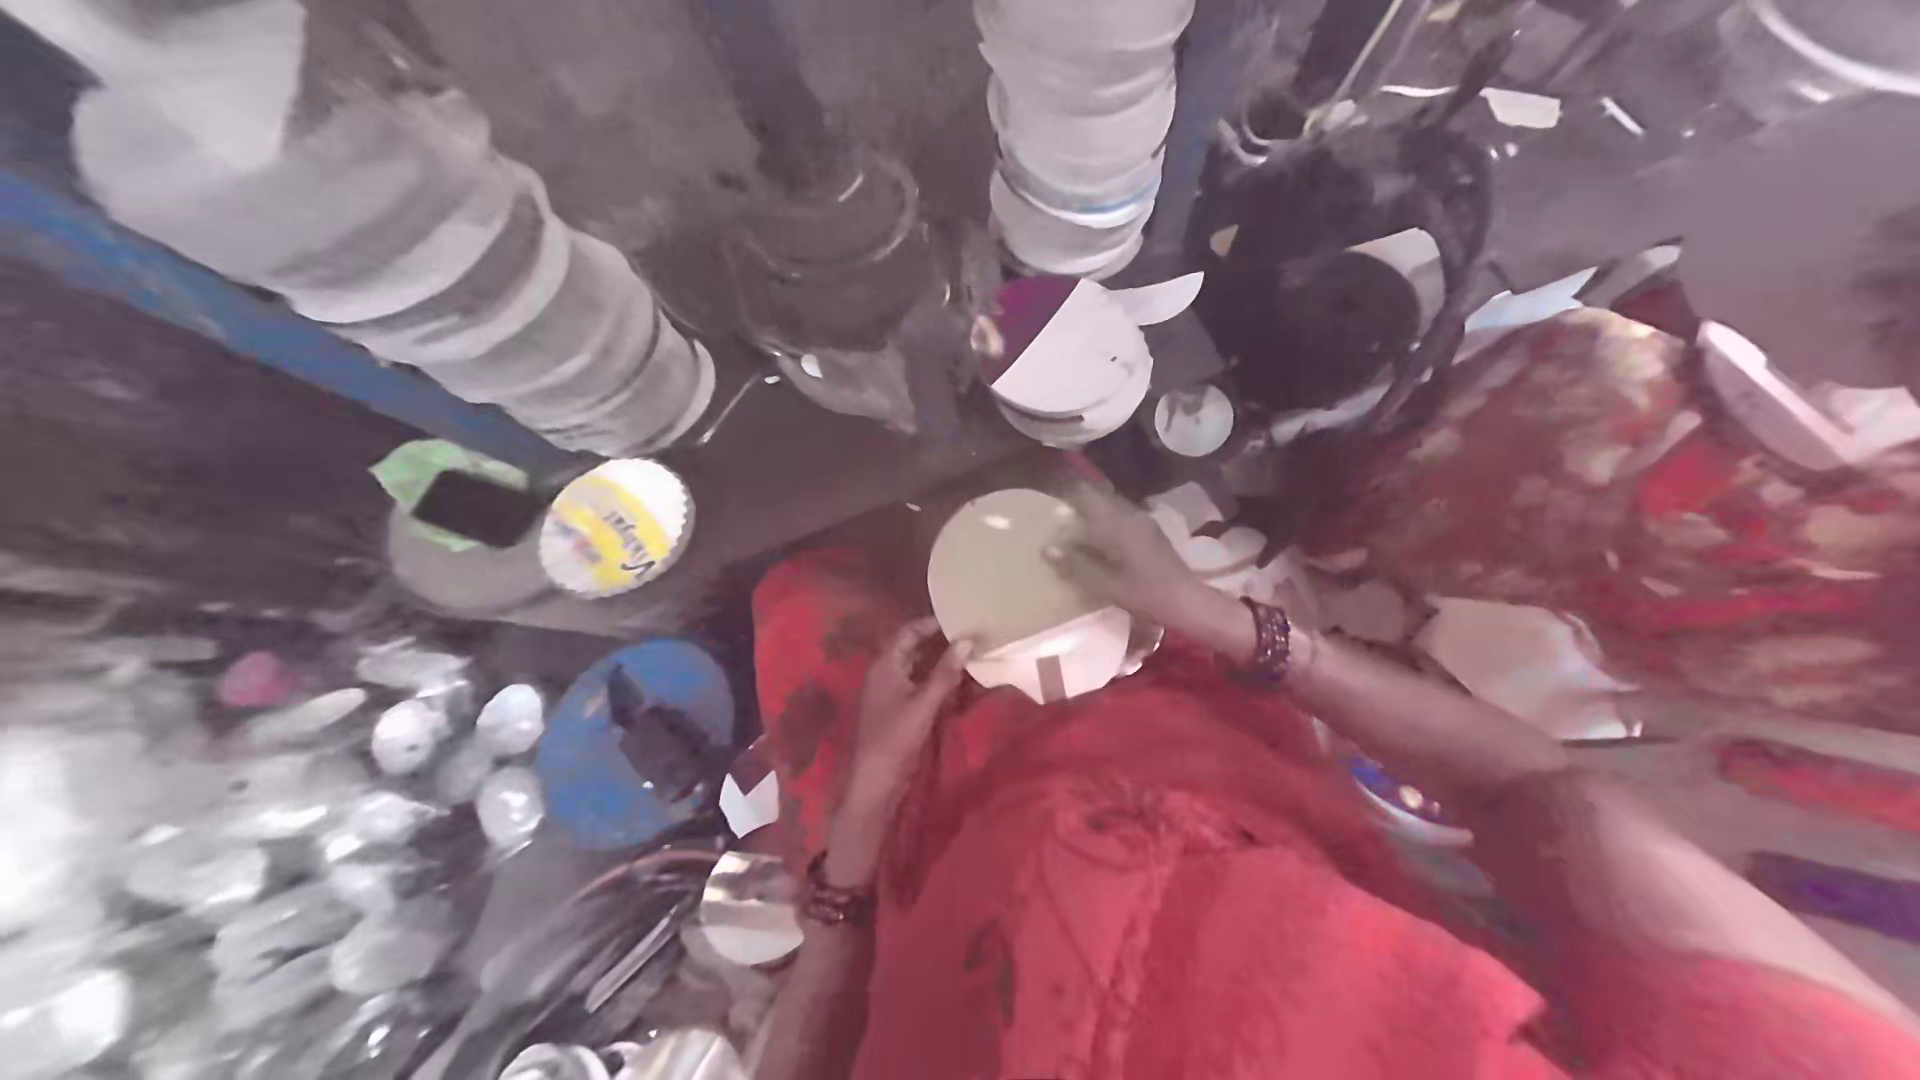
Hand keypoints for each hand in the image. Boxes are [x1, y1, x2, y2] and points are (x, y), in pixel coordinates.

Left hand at [847, 617, 972, 803]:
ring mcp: (890, 690)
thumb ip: (945, 672)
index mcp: (885, 665)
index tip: (957, 618)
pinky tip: (955, 678)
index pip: (907, 632)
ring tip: (966, 651)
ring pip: (916, 665)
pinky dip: (935, 677)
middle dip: (937, 640)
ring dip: (938, 658)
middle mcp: (885, 672)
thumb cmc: (895, 737)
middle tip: (967, 633)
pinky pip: (918, 683)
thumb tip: (967, 641)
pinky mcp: (897, 707)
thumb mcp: (924, 703)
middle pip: (911, 647)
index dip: (930, 623)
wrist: (876, 779)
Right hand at [1048, 485, 1258, 663]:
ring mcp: (1143, 522)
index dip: (1065, 499)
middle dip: (1077, 508)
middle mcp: (1131, 515)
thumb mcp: (1106, 584)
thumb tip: (1047, 549)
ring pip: (1110, 508)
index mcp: (1118, 523)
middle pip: (1098, 499)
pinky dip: (1105, 525)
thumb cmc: (1145, 593)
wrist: (1187, 601)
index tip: (1049, 510)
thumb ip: (1076, 565)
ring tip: (1075, 534)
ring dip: (1092, 516)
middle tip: (1058, 523)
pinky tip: (1098, 543)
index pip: (1086, 497)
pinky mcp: (1150, 532)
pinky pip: (1121, 518)